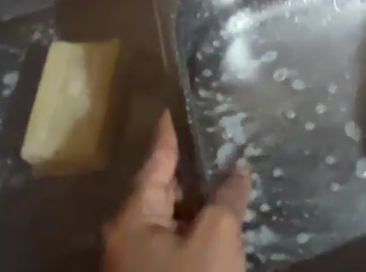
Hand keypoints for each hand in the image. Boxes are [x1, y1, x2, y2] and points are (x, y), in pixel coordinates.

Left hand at [104, 111, 251, 271]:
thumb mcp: (216, 235)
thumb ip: (227, 196)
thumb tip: (238, 168)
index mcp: (132, 219)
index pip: (154, 162)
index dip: (167, 136)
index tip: (170, 109)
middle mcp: (127, 239)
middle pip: (160, 191)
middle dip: (189, 169)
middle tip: (213, 139)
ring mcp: (138, 266)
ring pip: (171, 220)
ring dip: (198, 201)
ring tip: (225, 174)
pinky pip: (176, 243)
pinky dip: (197, 227)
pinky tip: (221, 216)